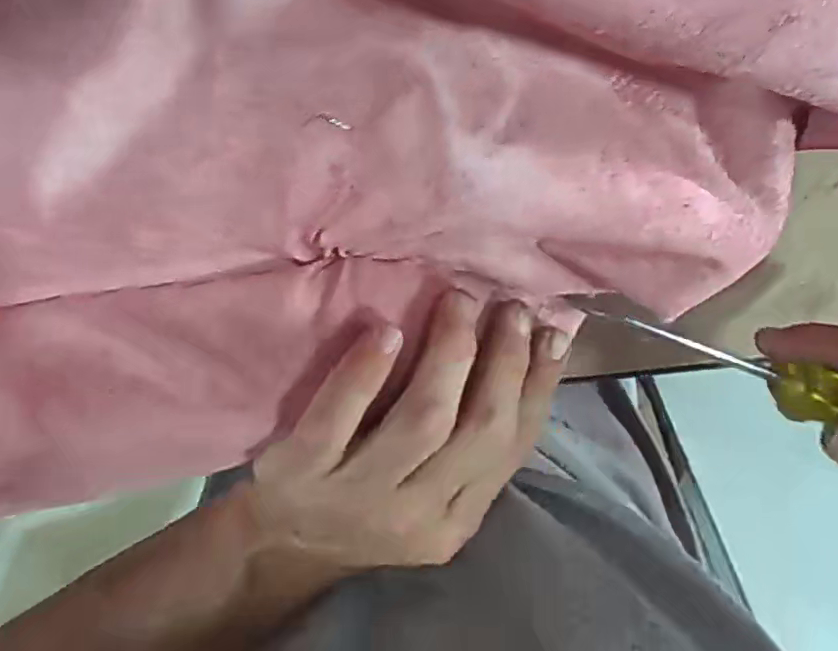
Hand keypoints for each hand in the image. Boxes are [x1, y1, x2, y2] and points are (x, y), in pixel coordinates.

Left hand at [0, 289, 569, 650]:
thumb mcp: (429, 478)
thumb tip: (536, 343)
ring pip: (422, 422)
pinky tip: (387, 332)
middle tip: (510, 306)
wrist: (282, 536)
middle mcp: (416, 514)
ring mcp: (357, 496)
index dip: (541, 382)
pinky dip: (366, 374)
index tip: (555, 327)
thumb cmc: (369, 485)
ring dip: (449, 354)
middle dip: (503, 361)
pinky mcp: (300, 474)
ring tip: (460, 302)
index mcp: (457, 513)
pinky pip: (338, 421)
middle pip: (478, 430)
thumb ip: (472, 425)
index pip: (514, 443)